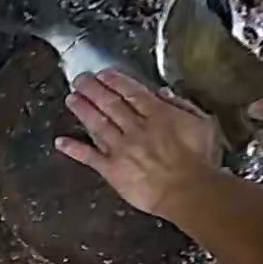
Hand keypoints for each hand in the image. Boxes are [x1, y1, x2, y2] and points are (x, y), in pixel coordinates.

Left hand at [55, 69, 222, 217]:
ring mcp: (121, 148)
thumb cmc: (200, 160)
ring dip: (82, 110)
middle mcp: (136, 128)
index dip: (114, 81)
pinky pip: (89, 157)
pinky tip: (60, 141)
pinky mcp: (111, 169)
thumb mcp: (202, 123)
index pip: (132, 92)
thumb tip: (163, 94)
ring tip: (71, 99)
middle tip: (79, 80)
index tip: (103, 74)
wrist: (186, 189)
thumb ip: (182, 106)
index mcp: (159, 114)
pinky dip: (73, 148)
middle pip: (110, 104)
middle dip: (93, 90)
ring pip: (97, 124)